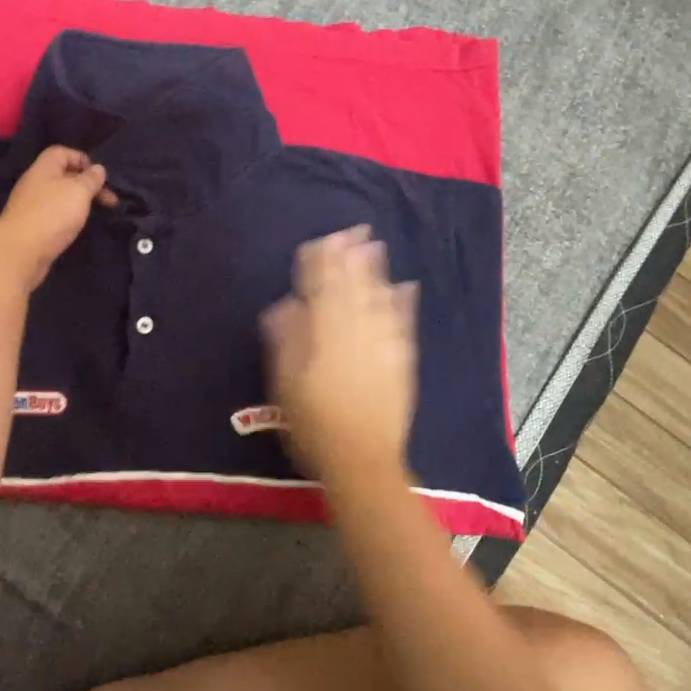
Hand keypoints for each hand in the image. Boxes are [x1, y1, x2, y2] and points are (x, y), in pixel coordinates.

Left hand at [0, 146, 115, 287]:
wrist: (21, 252)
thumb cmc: (52, 214)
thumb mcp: (78, 191)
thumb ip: (90, 178)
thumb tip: (97, 169)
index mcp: (44, 168)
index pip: (61, 152)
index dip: (82, 159)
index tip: (99, 176)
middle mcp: (35, 184)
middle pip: (63, 176)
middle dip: (87, 185)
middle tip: (110, 200)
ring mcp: (32, 206)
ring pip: (60, 197)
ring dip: (79, 203)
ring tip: (97, 214)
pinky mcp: (32, 227)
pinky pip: (54, 215)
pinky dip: (68, 218)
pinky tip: (77, 227)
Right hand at [260, 226, 418, 482]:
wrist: (362, 461)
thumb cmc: (313, 424)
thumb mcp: (286, 383)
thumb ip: (287, 339)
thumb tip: (287, 304)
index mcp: (324, 334)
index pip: (320, 289)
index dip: (319, 263)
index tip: (318, 241)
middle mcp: (356, 331)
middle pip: (351, 287)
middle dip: (349, 258)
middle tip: (351, 230)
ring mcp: (383, 345)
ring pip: (378, 298)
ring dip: (375, 270)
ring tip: (373, 245)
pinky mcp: (402, 361)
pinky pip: (403, 323)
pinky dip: (403, 302)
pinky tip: (404, 285)